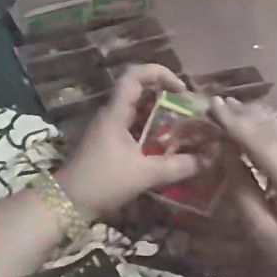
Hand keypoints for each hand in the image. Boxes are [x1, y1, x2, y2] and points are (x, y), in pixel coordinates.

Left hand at [56, 65, 205, 216]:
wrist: (67, 203)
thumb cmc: (103, 182)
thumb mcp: (144, 174)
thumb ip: (177, 166)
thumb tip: (208, 159)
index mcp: (116, 113)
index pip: (134, 76)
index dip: (159, 73)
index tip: (181, 89)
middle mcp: (111, 116)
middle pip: (138, 91)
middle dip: (165, 95)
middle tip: (189, 110)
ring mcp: (108, 130)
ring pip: (137, 111)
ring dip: (159, 115)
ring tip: (184, 127)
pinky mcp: (108, 144)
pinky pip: (133, 128)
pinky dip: (151, 131)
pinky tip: (167, 146)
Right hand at [210, 98, 276, 276]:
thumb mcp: (262, 232)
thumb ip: (242, 189)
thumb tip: (226, 156)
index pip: (260, 141)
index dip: (234, 124)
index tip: (211, 107)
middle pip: (275, 131)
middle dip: (245, 117)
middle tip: (217, 104)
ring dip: (259, 121)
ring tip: (233, 111)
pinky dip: (273, 132)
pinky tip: (259, 129)